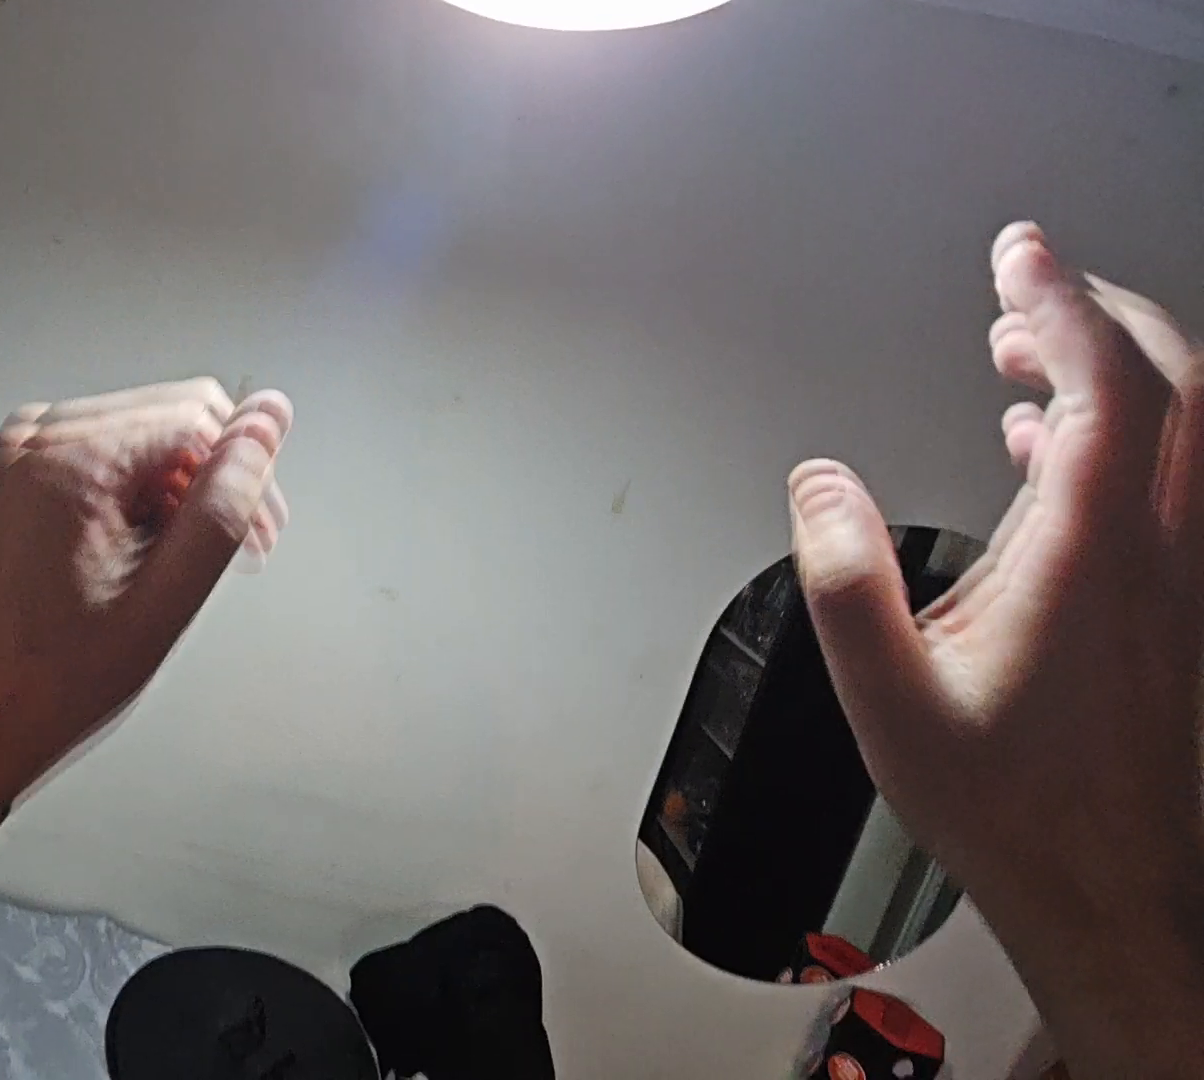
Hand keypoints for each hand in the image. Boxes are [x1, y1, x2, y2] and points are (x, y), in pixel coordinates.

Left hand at [0, 377, 292, 821]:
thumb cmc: (54, 678)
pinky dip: (148, 497)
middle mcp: (39, 438)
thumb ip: (224, 504)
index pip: (199, 415)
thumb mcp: (165, 600)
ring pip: (152, 434)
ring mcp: (29, 451)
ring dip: (183, 493)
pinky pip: (118, 454)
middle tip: (230, 551)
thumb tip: (268, 422)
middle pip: (175, 417)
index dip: (243, 473)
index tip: (254, 534)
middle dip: (215, 483)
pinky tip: (148, 550)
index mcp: (66, 461)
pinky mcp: (31, 470)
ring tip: (180, 563)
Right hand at [787, 223, 1202, 1075]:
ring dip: (1103, 366)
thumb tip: (819, 482)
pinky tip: (1040, 435)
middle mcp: (1158, 558)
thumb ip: (843, 573)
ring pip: (1176, 432)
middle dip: (1093, 315)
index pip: (1103, 392)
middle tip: (1025, 276)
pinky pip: (1157, 484)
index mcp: (1092, 561)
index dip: (1058, 307)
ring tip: (1021, 336)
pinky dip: (1101, 431)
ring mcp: (1175, 583)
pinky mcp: (1167, 608)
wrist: (1101, 882)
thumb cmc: (998, 793)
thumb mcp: (881, 683)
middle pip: (1171, 390)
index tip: (1018, 253)